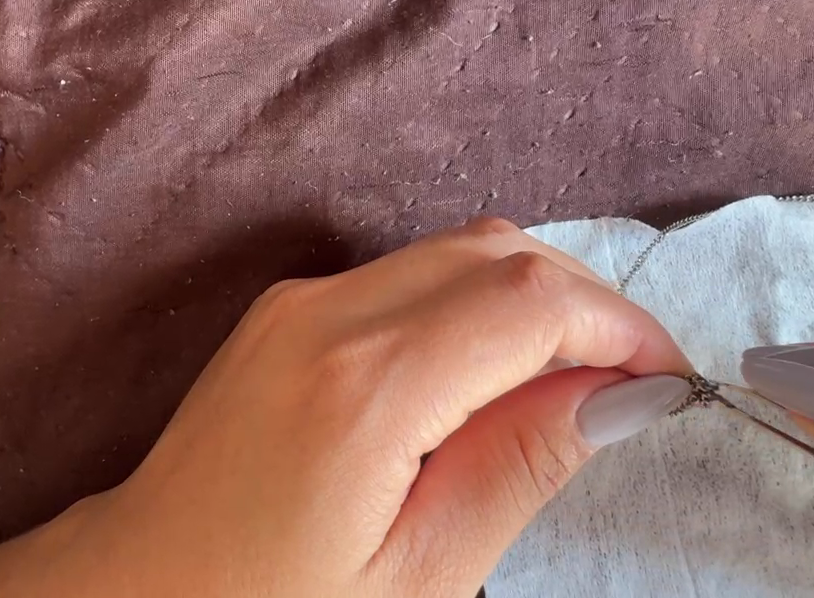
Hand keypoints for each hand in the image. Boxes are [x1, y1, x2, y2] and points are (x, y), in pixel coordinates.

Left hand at [0, 219, 692, 597]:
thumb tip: (619, 394)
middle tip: (627, 378)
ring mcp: (300, 296)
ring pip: (451, 248)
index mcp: (364, 384)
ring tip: (568, 374)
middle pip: (493, 248)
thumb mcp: (421, 570)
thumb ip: (519, 462)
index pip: (526, 299)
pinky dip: (470, 294)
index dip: (617, 324)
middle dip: (582, 297)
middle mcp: (327, 309)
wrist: (146, 574)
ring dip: (528, 290)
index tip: (666, 376)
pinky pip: (405, 269)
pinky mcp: (287, 302)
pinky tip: (488, 361)